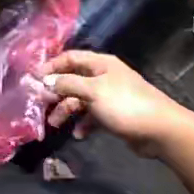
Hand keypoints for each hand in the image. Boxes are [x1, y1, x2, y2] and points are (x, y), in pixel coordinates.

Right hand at [39, 50, 187, 156]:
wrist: (160, 130)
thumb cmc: (124, 104)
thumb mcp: (92, 91)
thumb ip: (67, 84)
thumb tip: (45, 81)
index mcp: (100, 64)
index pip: (70, 58)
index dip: (51, 67)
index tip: (33, 80)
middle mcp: (104, 76)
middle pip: (72, 80)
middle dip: (56, 93)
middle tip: (41, 106)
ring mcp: (109, 96)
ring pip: (80, 100)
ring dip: (66, 111)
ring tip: (55, 125)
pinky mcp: (114, 114)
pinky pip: (92, 116)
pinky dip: (83, 124)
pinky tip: (80, 135)